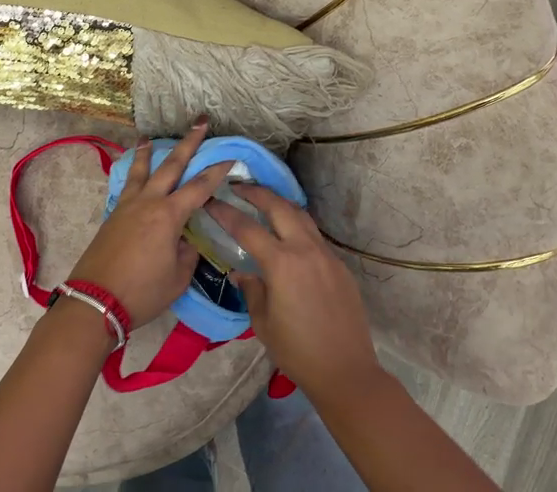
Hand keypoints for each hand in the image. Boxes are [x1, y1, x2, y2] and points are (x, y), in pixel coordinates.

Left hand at [67, 119, 233, 328]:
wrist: (94, 301)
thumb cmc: (142, 293)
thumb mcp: (177, 278)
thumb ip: (187, 254)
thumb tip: (185, 240)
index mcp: (169, 216)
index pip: (199, 187)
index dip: (217, 171)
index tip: (231, 157)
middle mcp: (148, 202)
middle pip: (171, 165)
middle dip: (188, 142)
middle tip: (200, 121)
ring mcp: (127, 206)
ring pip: (141, 170)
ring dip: (148, 152)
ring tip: (148, 136)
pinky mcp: (112, 216)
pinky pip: (127, 185)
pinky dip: (133, 173)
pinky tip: (133, 172)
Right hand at [208, 185, 384, 396]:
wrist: (345, 370)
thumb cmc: (297, 352)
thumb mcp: (263, 323)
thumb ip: (252, 291)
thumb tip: (243, 273)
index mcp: (282, 263)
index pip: (247, 228)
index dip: (226, 212)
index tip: (211, 201)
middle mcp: (305, 250)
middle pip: (279, 207)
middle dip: (257, 192)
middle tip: (238, 186)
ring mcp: (326, 255)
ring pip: (301, 216)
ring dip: (280, 204)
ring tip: (264, 201)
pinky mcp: (340, 265)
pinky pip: (315, 236)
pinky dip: (298, 226)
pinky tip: (289, 235)